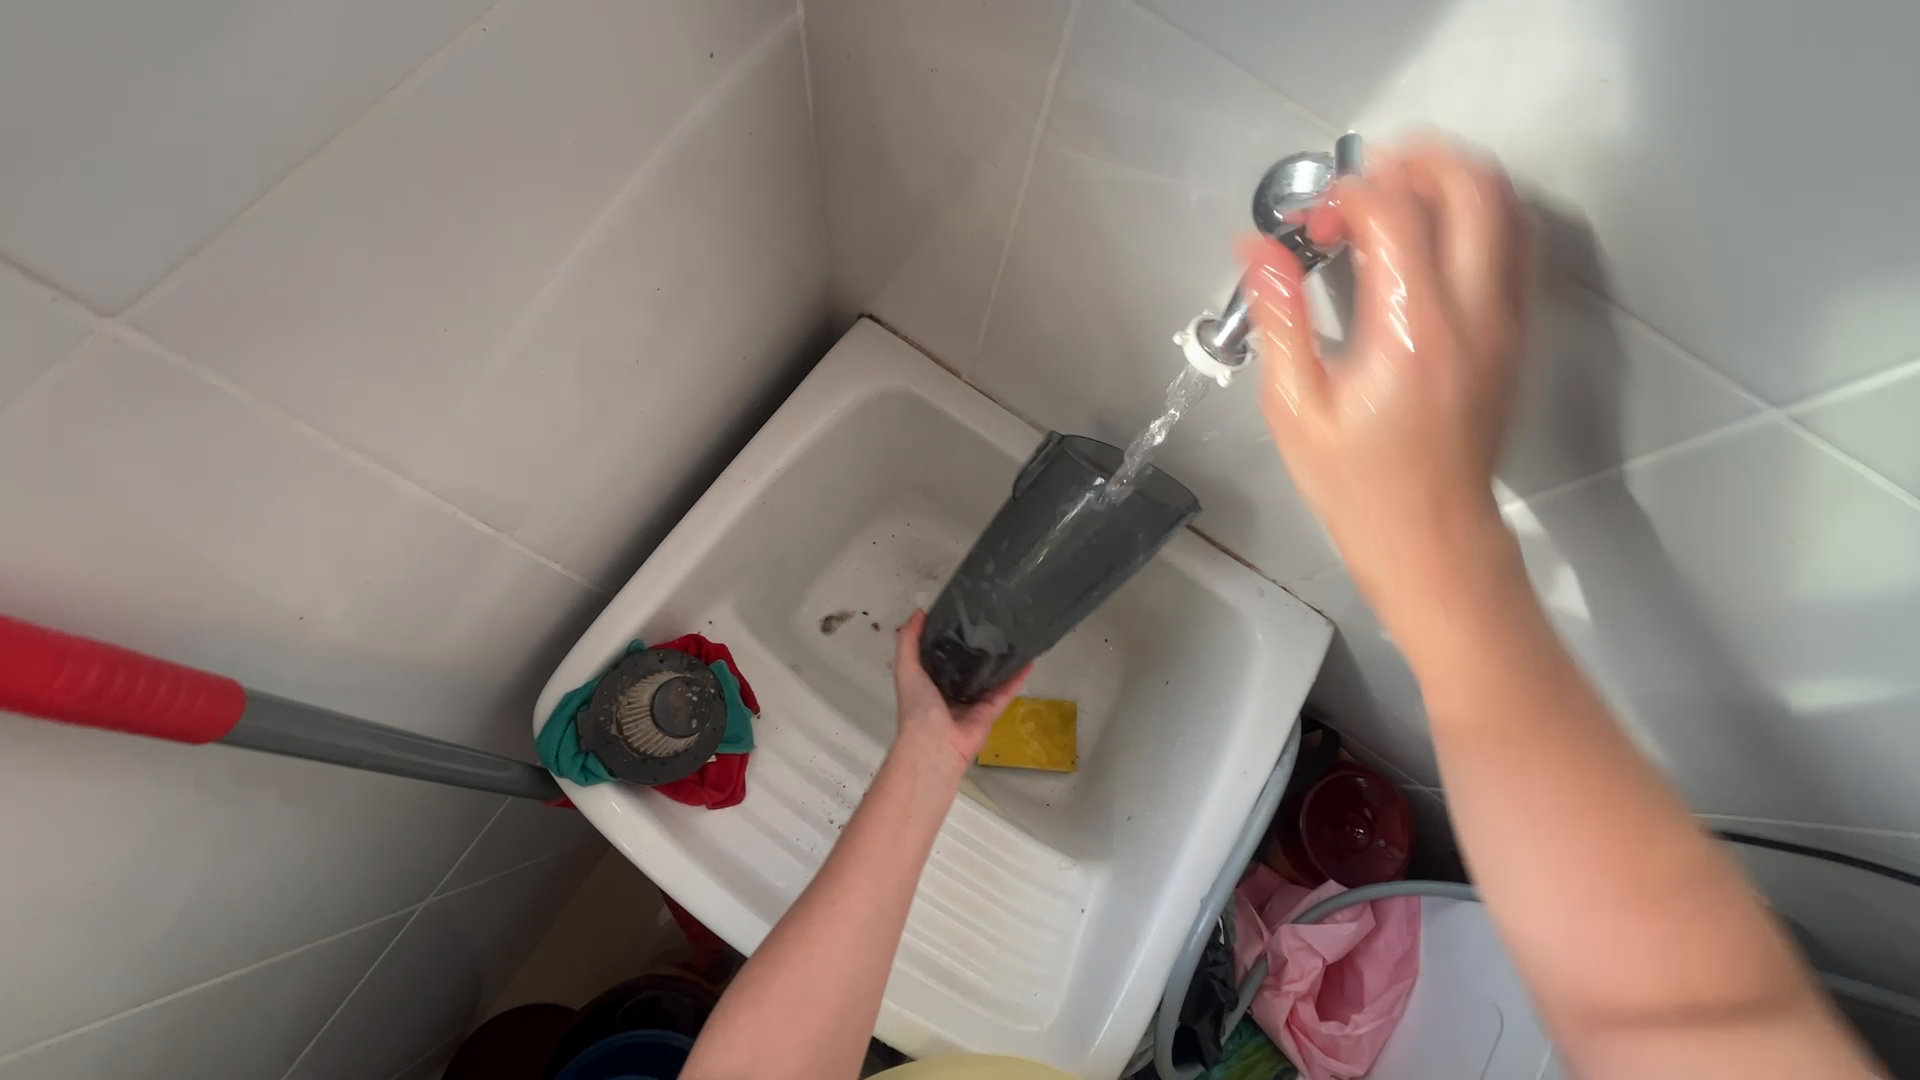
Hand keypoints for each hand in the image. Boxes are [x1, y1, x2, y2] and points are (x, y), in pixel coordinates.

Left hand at [890, 611, 1031, 773]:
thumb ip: (909, 641)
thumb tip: (919, 612)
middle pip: (968, 667)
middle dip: (979, 648)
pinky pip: (1006, 692)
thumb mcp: (906, 668)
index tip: (963, 616)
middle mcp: (950, 692)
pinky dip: (1017, 678)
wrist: (935, 744)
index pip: (941, 656)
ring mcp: (972, 703)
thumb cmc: (918, 706)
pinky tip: (1029, 660)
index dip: (950, 637)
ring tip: (1015, 637)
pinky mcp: (991, 712)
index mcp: (929, 683)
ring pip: (990, 679)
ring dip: (1002, 662)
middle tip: (993, 622)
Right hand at [1245, 136, 1530, 614]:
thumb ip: (1279, 319)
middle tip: (1357, 185)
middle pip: (1470, 185)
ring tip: (1388, 203)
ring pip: (1504, 205)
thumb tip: (1257, 251)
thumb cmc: (1356, 483)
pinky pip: (1513, 245)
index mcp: (1411, 332)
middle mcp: (1473, 314)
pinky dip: (1474, 218)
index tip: (1310, 222)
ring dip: (1447, 183)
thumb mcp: (1293, 406)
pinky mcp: (1514, 334)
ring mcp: (1505, 321)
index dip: (1347, 195)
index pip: (1396, 213)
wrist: (1427, 532)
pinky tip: (1426, 242)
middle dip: (1410, 163)